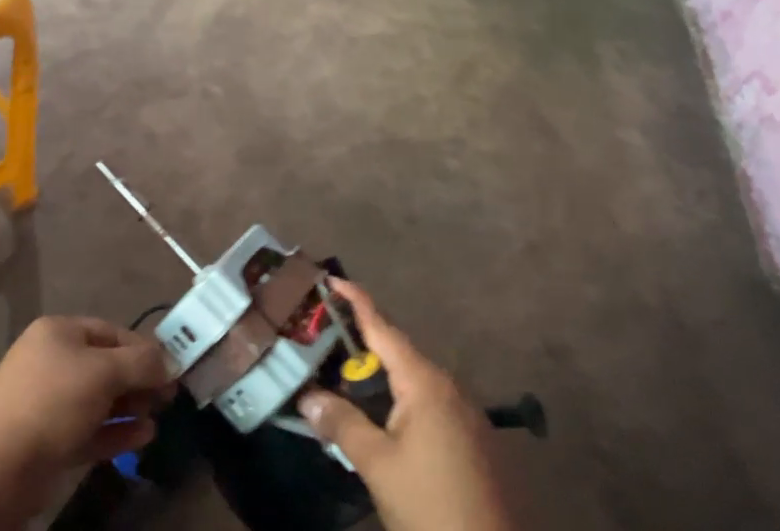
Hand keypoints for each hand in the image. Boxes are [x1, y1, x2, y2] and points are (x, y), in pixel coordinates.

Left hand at [0, 316, 174, 518]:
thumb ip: (141, 363)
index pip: (112, 331)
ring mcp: (50, 401)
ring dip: (131, 407)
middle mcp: (53, 361)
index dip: (144, 348)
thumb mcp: (103, 372)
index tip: (174, 370)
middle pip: (107, 365)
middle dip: (139, 380)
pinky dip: (117, 431)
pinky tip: (144, 437)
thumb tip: (168, 362)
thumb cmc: (53, 403)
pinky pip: (91, 428)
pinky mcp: (51, 438)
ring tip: (158, 418)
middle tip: (169, 399)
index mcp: (59, 332)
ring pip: (100, 399)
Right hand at [300, 279, 515, 530]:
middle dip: (359, 342)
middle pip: (397, 352)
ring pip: (411, 380)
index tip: (331, 278)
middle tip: (320, 336)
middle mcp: (448, 387)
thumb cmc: (431, 500)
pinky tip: (375, 414)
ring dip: (376, 375)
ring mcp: (464, 413)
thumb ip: (343, 424)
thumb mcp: (377, 464)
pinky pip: (426, 403)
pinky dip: (395, 398)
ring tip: (339, 374)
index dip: (356, 301)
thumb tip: (308, 396)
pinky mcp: (471, 439)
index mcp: (425, 382)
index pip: (383, 328)